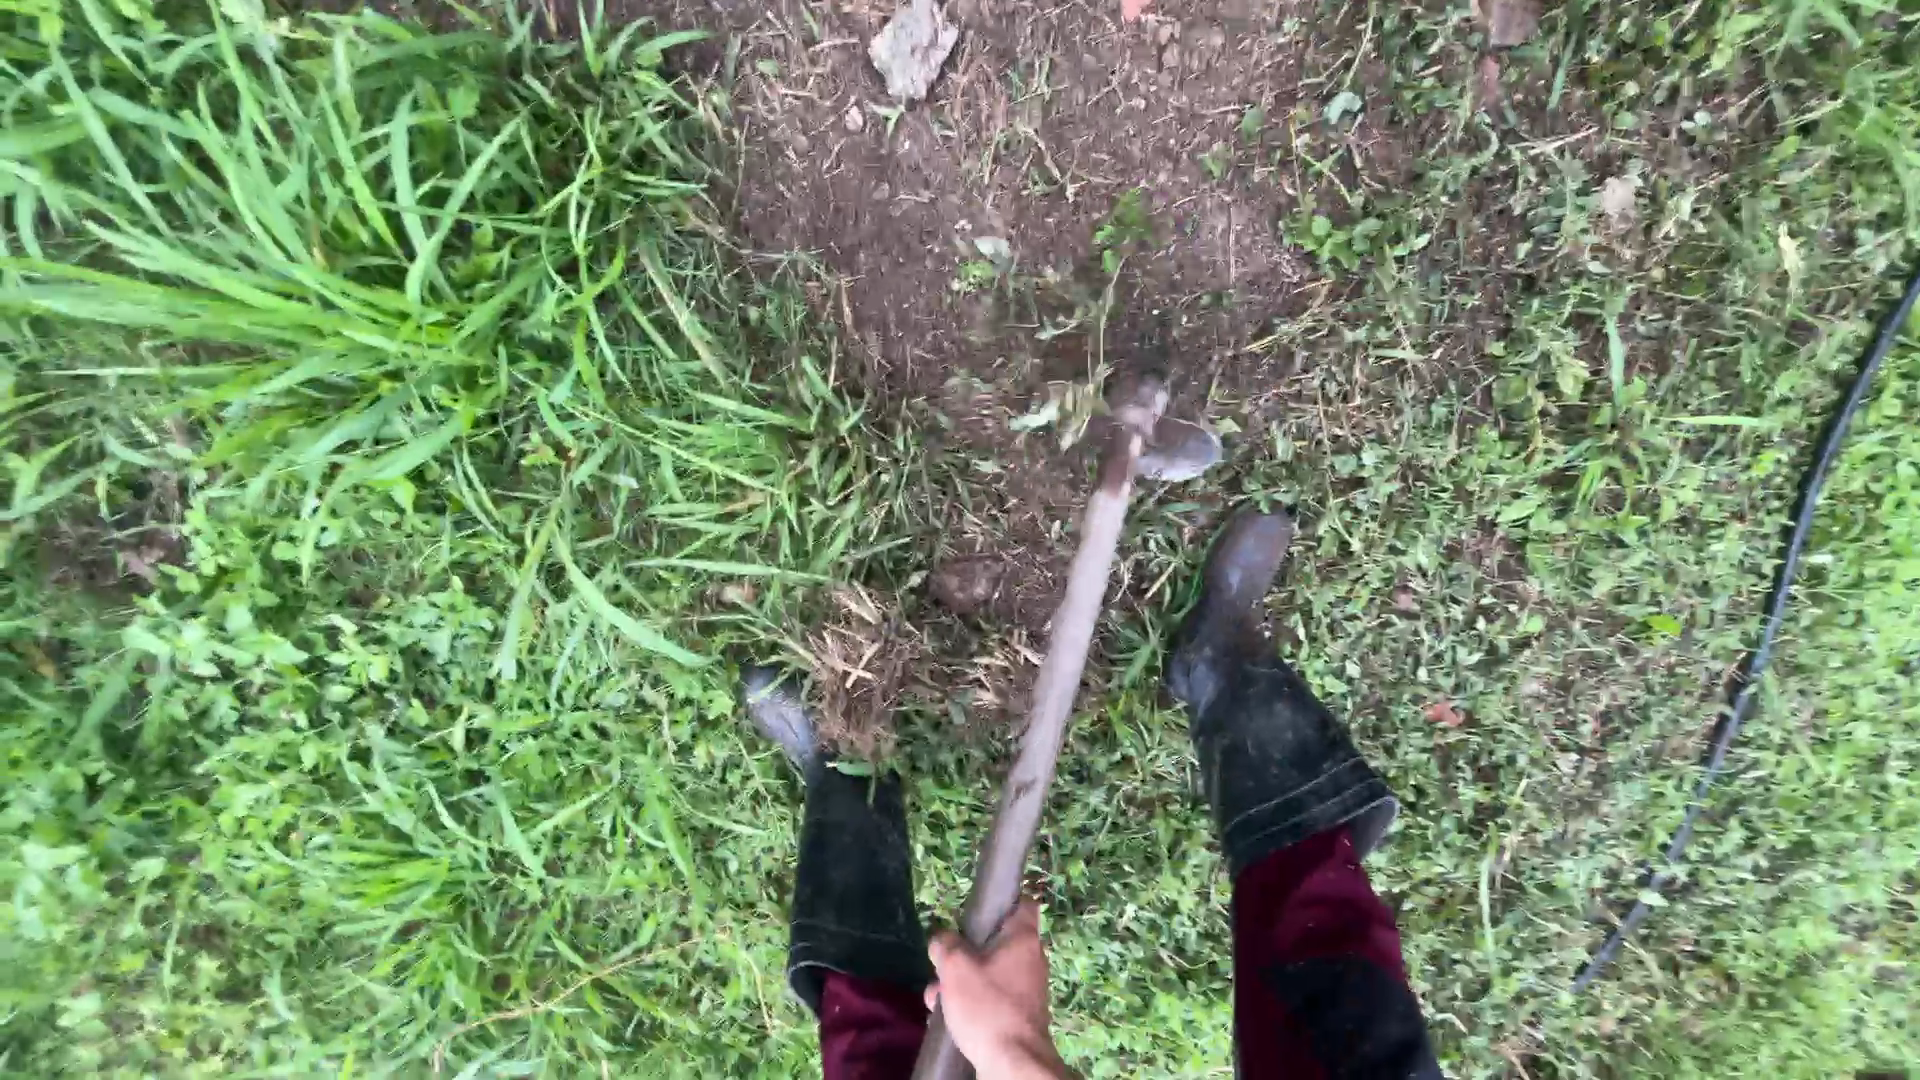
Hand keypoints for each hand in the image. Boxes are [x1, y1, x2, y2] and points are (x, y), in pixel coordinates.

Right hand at [924, 902, 1075, 1079]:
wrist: (1013, 1065)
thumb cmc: (988, 1006)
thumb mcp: (956, 967)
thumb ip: (945, 944)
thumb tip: (942, 939)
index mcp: (1023, 937)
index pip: (1024, 903)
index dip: (1002, 901)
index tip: (978, 909)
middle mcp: (1031, 958)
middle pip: (995, 942)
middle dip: (965, 952)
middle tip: (944, 961)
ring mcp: (1027, 989)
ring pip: (988, 972)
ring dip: (961, 982)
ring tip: (936, 996)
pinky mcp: (1019, 1015)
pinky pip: (992, 997)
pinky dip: (972, 1002)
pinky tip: (946, 1016)